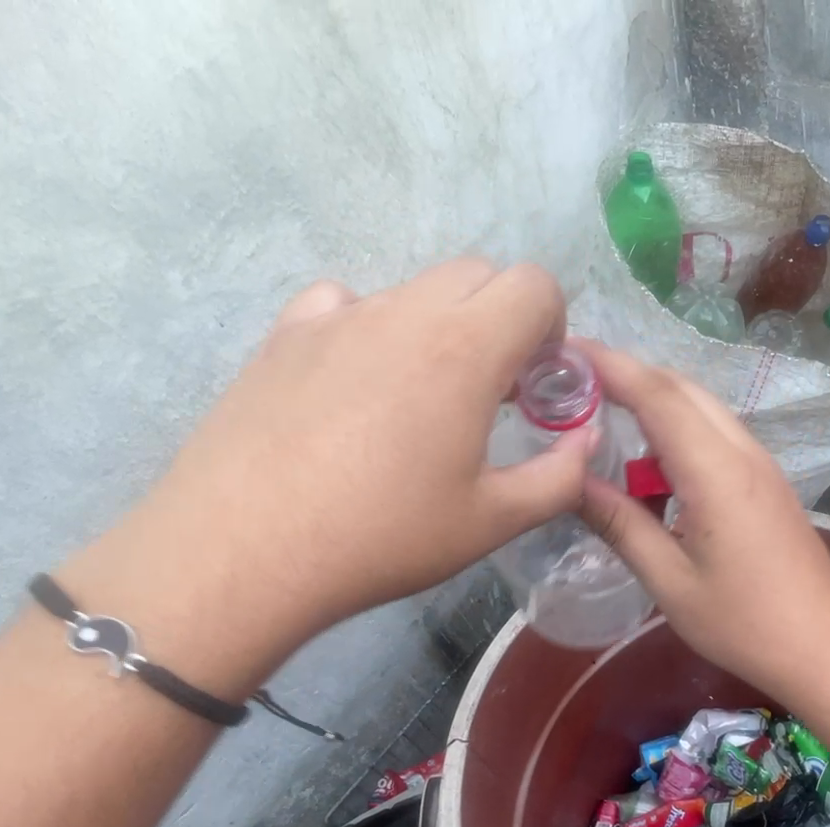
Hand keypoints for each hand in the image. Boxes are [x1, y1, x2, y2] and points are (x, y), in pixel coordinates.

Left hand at [59, 260, 599, 685]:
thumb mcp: (492, 521)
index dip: (552, 324)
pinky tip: (357, 386)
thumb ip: (560, 477)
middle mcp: (404, 312)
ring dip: (441, 327)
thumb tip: (586, 441)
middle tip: (492, 390)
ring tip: (422, 400)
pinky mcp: (284, 334)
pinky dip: (371, 327)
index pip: (533, 284)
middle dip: (502, 318)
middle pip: (476, 273)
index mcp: (465, 348)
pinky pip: (345, 303)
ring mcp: (337, 316)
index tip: (537, 381)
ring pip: (413, 290)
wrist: (243, 550)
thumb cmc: (383, 536)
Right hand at [575, 341, 829, 707]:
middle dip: (628, 375)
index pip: (657, 394)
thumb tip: (571, 482)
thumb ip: (619, 525)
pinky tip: (651, 462)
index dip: (610, 365)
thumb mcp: (669, 582)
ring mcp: (761, 464)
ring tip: (603, 416)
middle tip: (574, 384)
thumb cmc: (744, 623)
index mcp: (717, 471)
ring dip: (654, 402)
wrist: (824, 647)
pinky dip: (678, 430)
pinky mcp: (768, 482)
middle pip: (681, 389)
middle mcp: (743, 452)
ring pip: (702, 409)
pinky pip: (716, 434)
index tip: (564, 349)